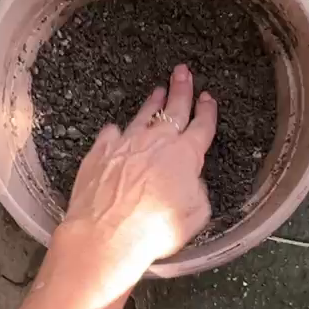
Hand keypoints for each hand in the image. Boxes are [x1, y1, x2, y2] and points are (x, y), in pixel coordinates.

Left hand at [53, 64, 216, 292]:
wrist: (107, 235)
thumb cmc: (154, 229)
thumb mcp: (195, 215)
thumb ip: (198, 192)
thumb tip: (192, 182)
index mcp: (184, 155)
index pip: (201, 126)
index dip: (207, 112)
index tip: (209, 98)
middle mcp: (155, 142)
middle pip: (173, 109)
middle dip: (181, 89)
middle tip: (183, 72)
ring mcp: (125, 144)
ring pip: (142, 116)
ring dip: (152, 103)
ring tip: (158, 91)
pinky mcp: (99, 153)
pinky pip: (110, 135)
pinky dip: (116, 132)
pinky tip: (116, 130)